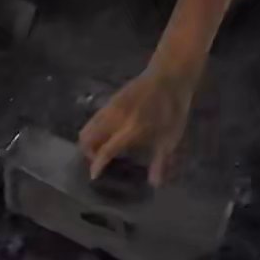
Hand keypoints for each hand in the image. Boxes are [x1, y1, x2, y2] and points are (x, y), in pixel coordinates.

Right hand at [78, 68, 198, 184]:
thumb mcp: (170, 137)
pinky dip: (95, 130)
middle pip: (87, 138)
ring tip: (101, 149)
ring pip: (88, 127)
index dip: (97, 165)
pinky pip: (94, 119)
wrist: (170, 75)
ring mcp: (110, 107)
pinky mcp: (110, 100)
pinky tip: (108, 134)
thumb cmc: (172, 108)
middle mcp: (115, 118)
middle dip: (88, 152)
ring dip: (89, 141)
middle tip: (99, 160)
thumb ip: (160, 162)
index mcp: (131, 129)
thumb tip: (155, 184)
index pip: (106, 150)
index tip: (93, 176)